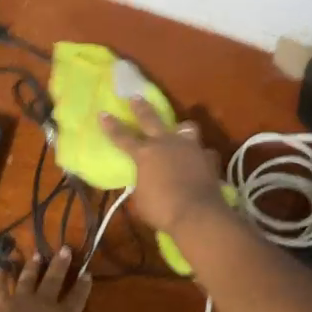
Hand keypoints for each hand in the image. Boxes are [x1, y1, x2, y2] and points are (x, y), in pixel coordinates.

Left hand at [0, 247, 89, 311]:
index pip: (78, 297)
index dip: (83, 285)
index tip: (86, 273)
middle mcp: (46, 303)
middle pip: (55, 278)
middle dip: (61, 263)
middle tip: (64, 249)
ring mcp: (22, 300)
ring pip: (28, 277)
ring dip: (32, 266)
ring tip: (36, 255)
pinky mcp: (0, 303)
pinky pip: (0, 285)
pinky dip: (1, 275)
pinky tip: (2, 266)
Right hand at [100, 100, 225, 233]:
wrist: (197, 214)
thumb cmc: (161, 209)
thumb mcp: (141, 198)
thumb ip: (142, 182)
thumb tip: (145, 179)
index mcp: (145, 154)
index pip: (122, 137)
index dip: (111, 126)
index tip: (103, 113)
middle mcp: (166, 143)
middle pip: (151, 119)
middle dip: (141, 108)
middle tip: (136, 97)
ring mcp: (190, 148)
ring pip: (186, 128)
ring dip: (181, 129)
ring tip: (181, 131)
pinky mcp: (209, 158)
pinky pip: (204, 152)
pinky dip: (200, 156)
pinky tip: (200, 162)